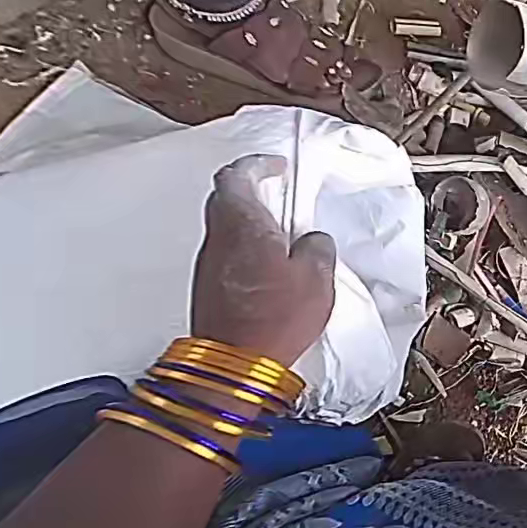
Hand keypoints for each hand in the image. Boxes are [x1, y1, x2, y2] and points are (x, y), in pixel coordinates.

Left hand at [191, 155, 336, 366]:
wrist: (237, 363)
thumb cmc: (274, 318)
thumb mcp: (317, 278)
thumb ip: (318, 247)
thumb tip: (314, 241)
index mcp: (243, 224)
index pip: (238, 175)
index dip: (258, 165)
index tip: (275, 166)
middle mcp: (219, 239)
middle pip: (226, 199)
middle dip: (251, 191)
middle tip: (277, 196)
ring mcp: (208, 264)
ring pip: (226, 228)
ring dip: (249, 224)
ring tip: (279, 237)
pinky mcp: (208, 287)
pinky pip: (226, 255)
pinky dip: (244, 250)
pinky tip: (267, 269)